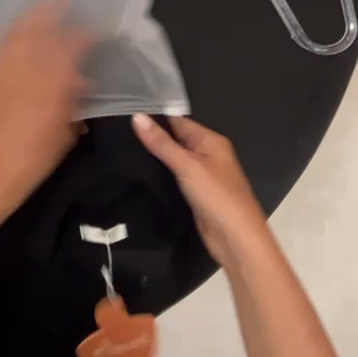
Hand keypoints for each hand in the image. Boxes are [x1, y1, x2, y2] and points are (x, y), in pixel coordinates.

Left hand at [0, 0, 93, 208]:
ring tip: (43, 8)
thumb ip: (75, 100)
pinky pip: (1, 46)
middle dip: (54, 12)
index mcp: (53, 82)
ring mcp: (2, 69)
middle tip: (66, 1)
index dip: (86, 33)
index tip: (97, 27)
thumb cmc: (36, 157)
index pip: (73, 46)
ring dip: (32, 17)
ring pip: (17, 33)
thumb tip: (82, 81)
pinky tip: (19, 33)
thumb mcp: (66, 130)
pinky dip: (13, 35)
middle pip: (40, 29)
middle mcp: (26, 68)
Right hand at [132, 113, 271, 268]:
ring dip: (155, 156)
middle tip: (120, 134)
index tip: (126, 116)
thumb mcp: (187, 165)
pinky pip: (175, 175)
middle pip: (175, 139)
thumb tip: (136, 116)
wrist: (237, 240)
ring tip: (123, 150)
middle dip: (152, 137)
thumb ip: (161, 143)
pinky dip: (161, 173)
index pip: (178, 121)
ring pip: (174, 158)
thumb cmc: (216, 196)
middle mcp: (208, 154)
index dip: (154, 119)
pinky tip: (140, 172)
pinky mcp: (196, 192)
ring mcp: (203, 174)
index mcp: (211, 141)